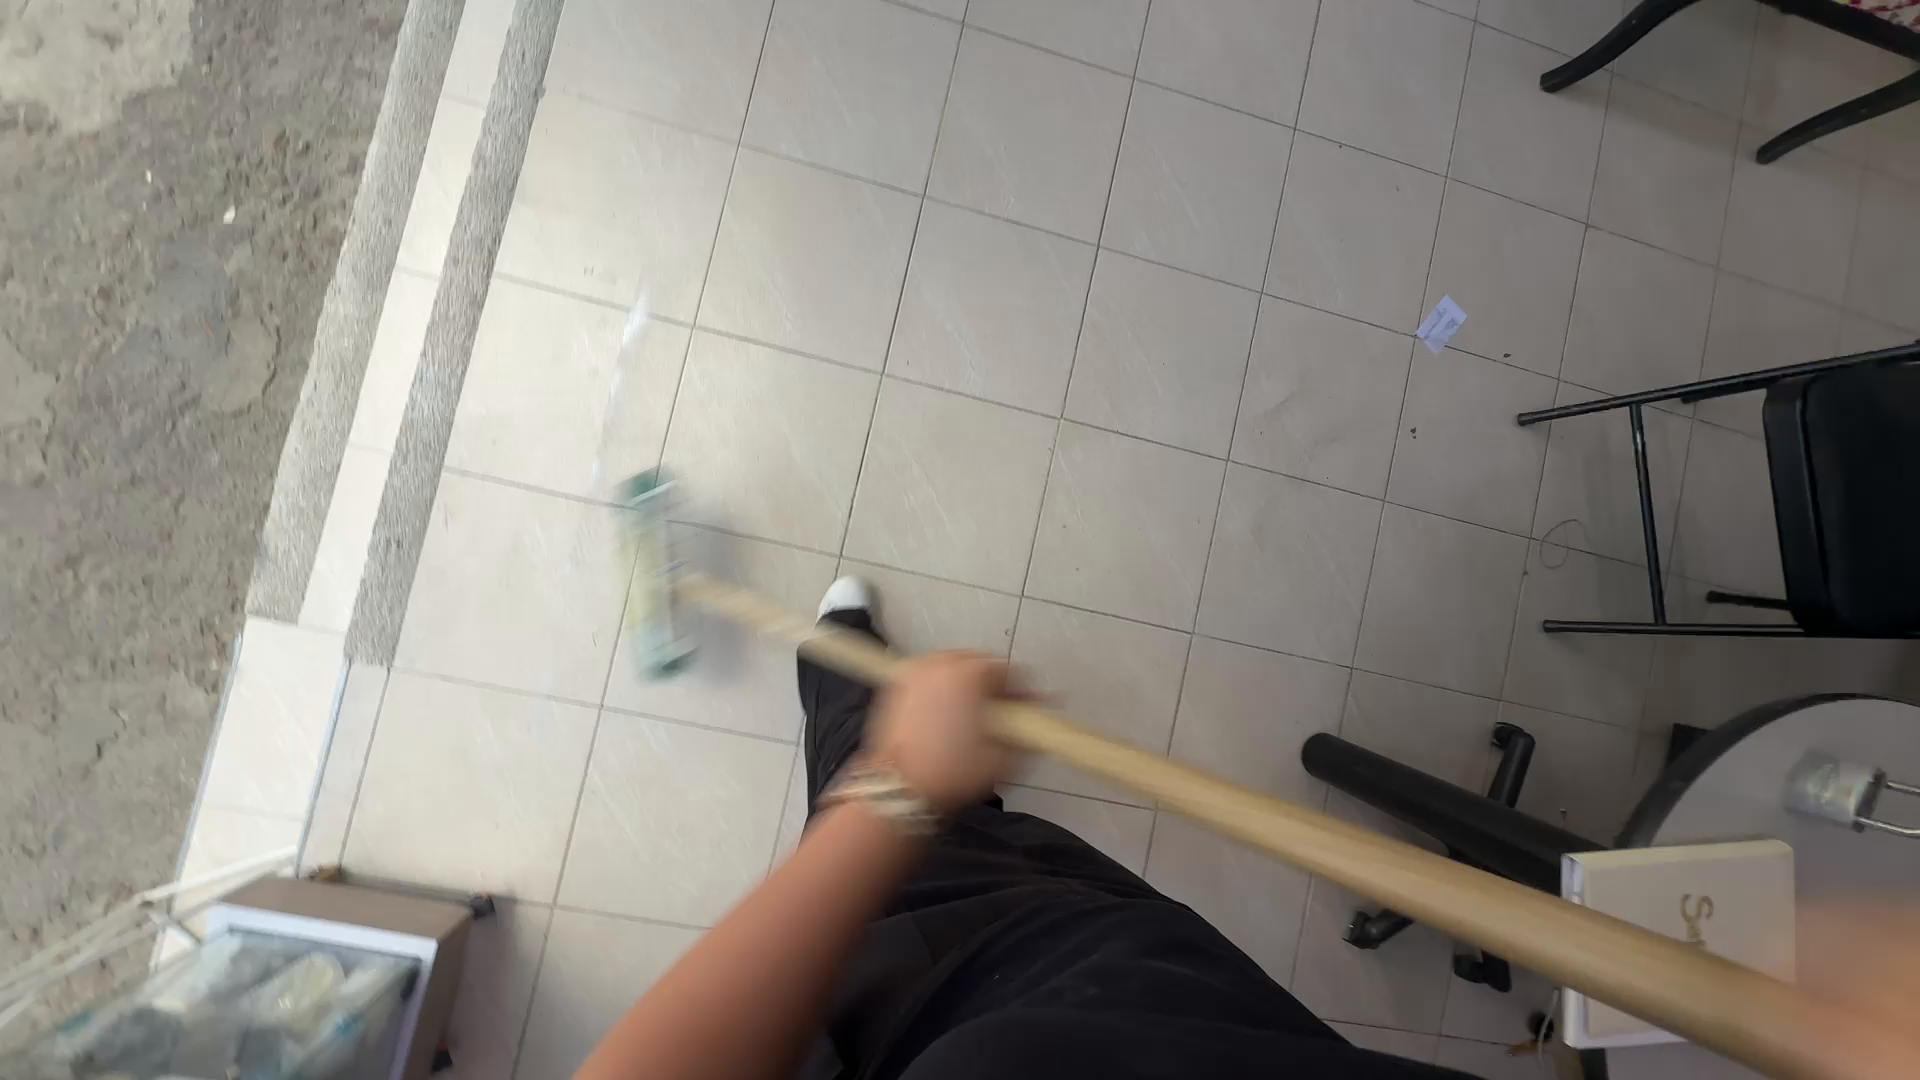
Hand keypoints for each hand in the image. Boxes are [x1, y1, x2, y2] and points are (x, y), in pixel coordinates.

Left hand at [866, 651, 1015, 814]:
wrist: (901, 785)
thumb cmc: (950, 771)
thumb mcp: (1006, 757)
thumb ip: (1030, 731)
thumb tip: (1038, 718)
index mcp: (972, 672)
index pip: (1010, 671)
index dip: (1022, 693)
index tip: (1024, 710)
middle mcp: (944, 662)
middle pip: (981, 664)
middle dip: (992, 686)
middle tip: (997, 715)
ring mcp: (917, 670)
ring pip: (954, 668)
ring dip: (966, 685)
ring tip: (970, 715)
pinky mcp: (899, 683)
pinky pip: (931, 677)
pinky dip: (942, 689)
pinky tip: (946, 714)